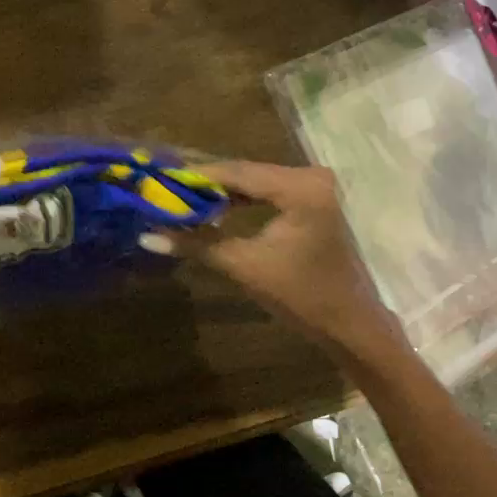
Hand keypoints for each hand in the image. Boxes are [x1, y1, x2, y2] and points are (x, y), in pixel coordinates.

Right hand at [181, 161, 402, 361]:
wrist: (349, 324)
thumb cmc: (301, 296)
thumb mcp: (244, 266)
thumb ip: (197, 244)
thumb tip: (147, 235)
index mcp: (300, 186)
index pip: (238, 172)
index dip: (196, 176)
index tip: (159, 181)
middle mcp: (310, 175)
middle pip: (247, 173)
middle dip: (207, 184)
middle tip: (166, 191)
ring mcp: (316, 186)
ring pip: (257, 181)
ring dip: (225, 193)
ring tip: (184, 201)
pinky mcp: (314, 199)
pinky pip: (271, 192)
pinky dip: (245, 200)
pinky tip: (218, 209)